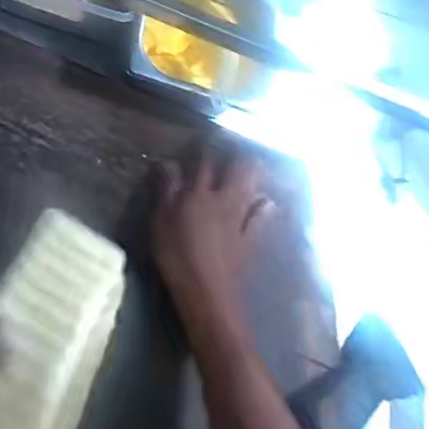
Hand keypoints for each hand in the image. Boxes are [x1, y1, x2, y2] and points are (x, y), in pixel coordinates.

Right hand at [152, 144, 274, 332]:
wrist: (208, 295)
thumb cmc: (177, 255)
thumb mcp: (161, 220)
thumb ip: (166, 189)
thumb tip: (169, 162)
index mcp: (198, 193)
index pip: (204, 162)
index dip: (206, 146)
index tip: (209, 133)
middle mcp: (223, 200)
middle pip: (237, 170)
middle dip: (239, 155)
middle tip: (239, 144)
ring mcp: (240, 220)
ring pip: (252, 188)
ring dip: (254, 174)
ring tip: (256, 163)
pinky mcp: (250, 240)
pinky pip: (261, 217)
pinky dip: (265, 206)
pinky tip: (267, 201)